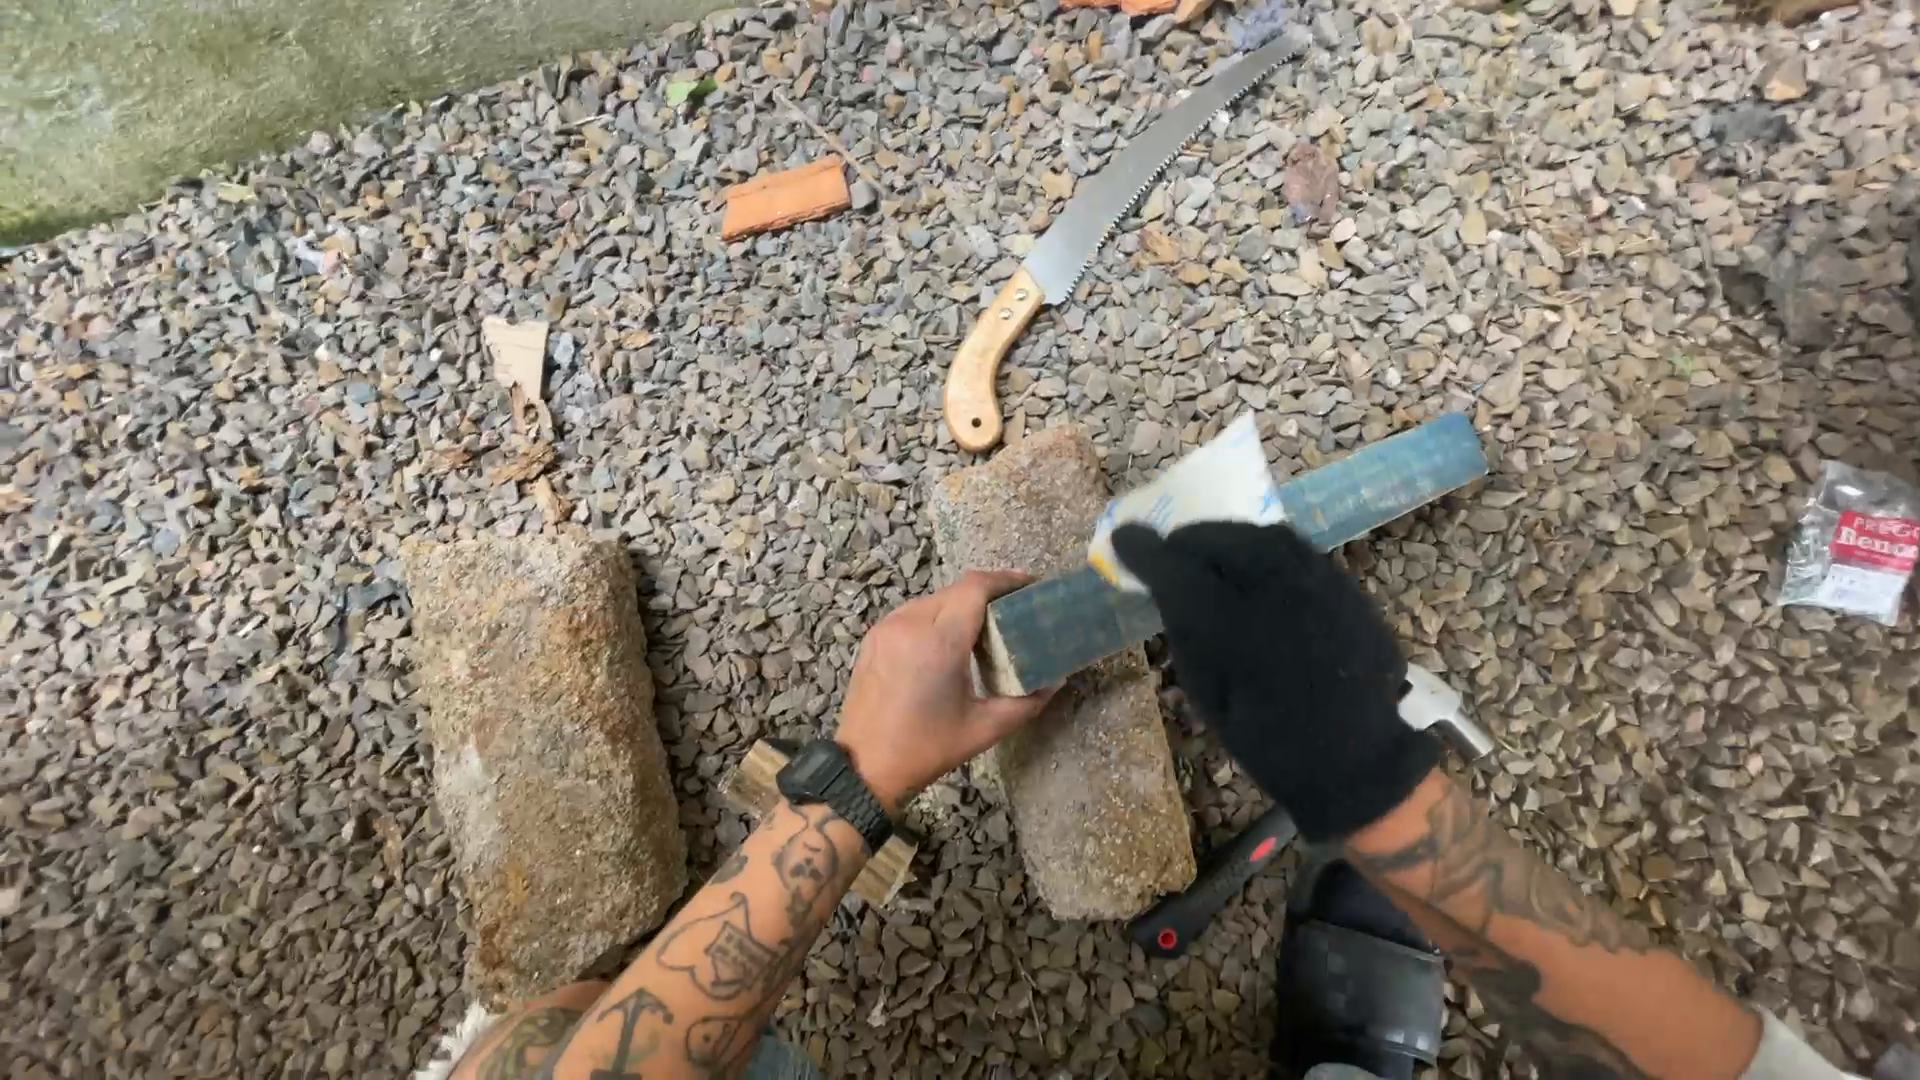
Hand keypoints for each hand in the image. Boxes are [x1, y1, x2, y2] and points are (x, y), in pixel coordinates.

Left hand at [835, 570, 1055, 814]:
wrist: (864, 767)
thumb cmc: (926, 748)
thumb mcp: (983, 729)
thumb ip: (1025, 703)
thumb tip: (1054, 681)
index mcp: (938, 642)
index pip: (975, 588)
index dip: (1005, 580)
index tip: (1029, 585)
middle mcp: (909, 624)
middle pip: (956, 590)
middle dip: (987, 594)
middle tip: (1013, 610)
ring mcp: (887, 628)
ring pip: (933, 599)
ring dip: (960, 605)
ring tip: (984, 625)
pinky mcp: (874, 637)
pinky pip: (912, 613)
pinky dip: (936, 616)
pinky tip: (949, 638)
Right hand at [1112, 521, 1436, 840]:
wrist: (1355, 758)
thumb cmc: (1265, 736)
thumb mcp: (1206, 690)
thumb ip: (1185, 629)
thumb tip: (1167, 584)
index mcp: (1236, 632)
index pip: (1176, 571)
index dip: (1144, 551)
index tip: (1124, 539)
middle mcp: (1280, 595)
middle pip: (1220, 539)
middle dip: (1187, 541)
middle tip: (1172, 553)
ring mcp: (1321, 586)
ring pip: (1262, 535)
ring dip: (1227, 539)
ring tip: (1212, 555)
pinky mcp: (1348, 587)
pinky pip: (1297, 551)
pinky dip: (1265, 552)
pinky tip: (1257, 573)